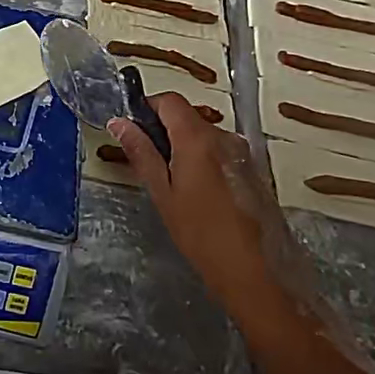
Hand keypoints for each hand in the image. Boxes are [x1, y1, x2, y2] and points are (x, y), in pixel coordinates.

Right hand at [109, 94, 276, 310]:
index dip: (148, 106)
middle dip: (165, 131)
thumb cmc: (201, 234)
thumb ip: (141, 153)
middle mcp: (224, 136)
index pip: (170, 100)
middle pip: (188, 117)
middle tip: (150, 164)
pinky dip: (205, 161)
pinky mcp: (253, 169)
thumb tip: (119, 121)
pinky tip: (201, 196)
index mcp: (198, 138)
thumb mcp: (163, 194)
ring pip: (205, 136)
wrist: (255, 273)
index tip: (133, 128)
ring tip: (175, 186)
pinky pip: (221, 152)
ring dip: (185, 148)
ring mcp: (242, 152)